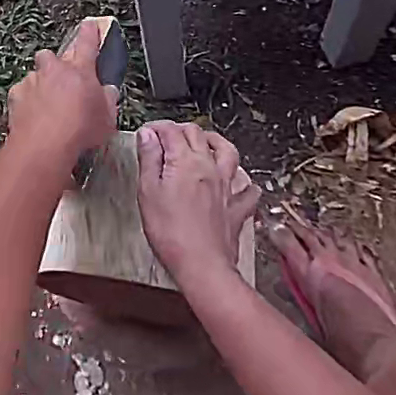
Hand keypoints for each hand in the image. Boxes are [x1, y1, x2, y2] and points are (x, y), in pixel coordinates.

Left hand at [6, 20, 118, 164]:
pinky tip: (33, 117)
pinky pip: (22, 92)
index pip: (87, 43)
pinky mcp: (16, 95)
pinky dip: (26, 101)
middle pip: (53, 56)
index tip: (89, 25)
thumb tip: (108, 92)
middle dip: (56, 65)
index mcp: (80, 70)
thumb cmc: (80, 131)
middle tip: (63, 83)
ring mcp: (33, 80)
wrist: (44, 146)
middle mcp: (55, 69)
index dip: (90, 32)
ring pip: (36, 75)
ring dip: (41, 85)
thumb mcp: (107, 118)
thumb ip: (107, 100)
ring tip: (48, 108)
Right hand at [136, 121, 260, 286]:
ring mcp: (225, 186)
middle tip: (168, 135)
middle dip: (181, 129)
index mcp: (185, 162)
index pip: (171, 131)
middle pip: (197, 134)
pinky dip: (244, 183)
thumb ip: (149, 160)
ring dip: (215, 142)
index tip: (147, 132)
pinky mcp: (236, 207)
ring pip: (227, 151)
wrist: (202, 266)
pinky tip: (240, 183)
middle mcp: (208, 167)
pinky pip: (247, 190)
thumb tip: (147, 136)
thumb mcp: (148, 192)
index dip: (157, 128)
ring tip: (206, 141)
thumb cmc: (172, 234)